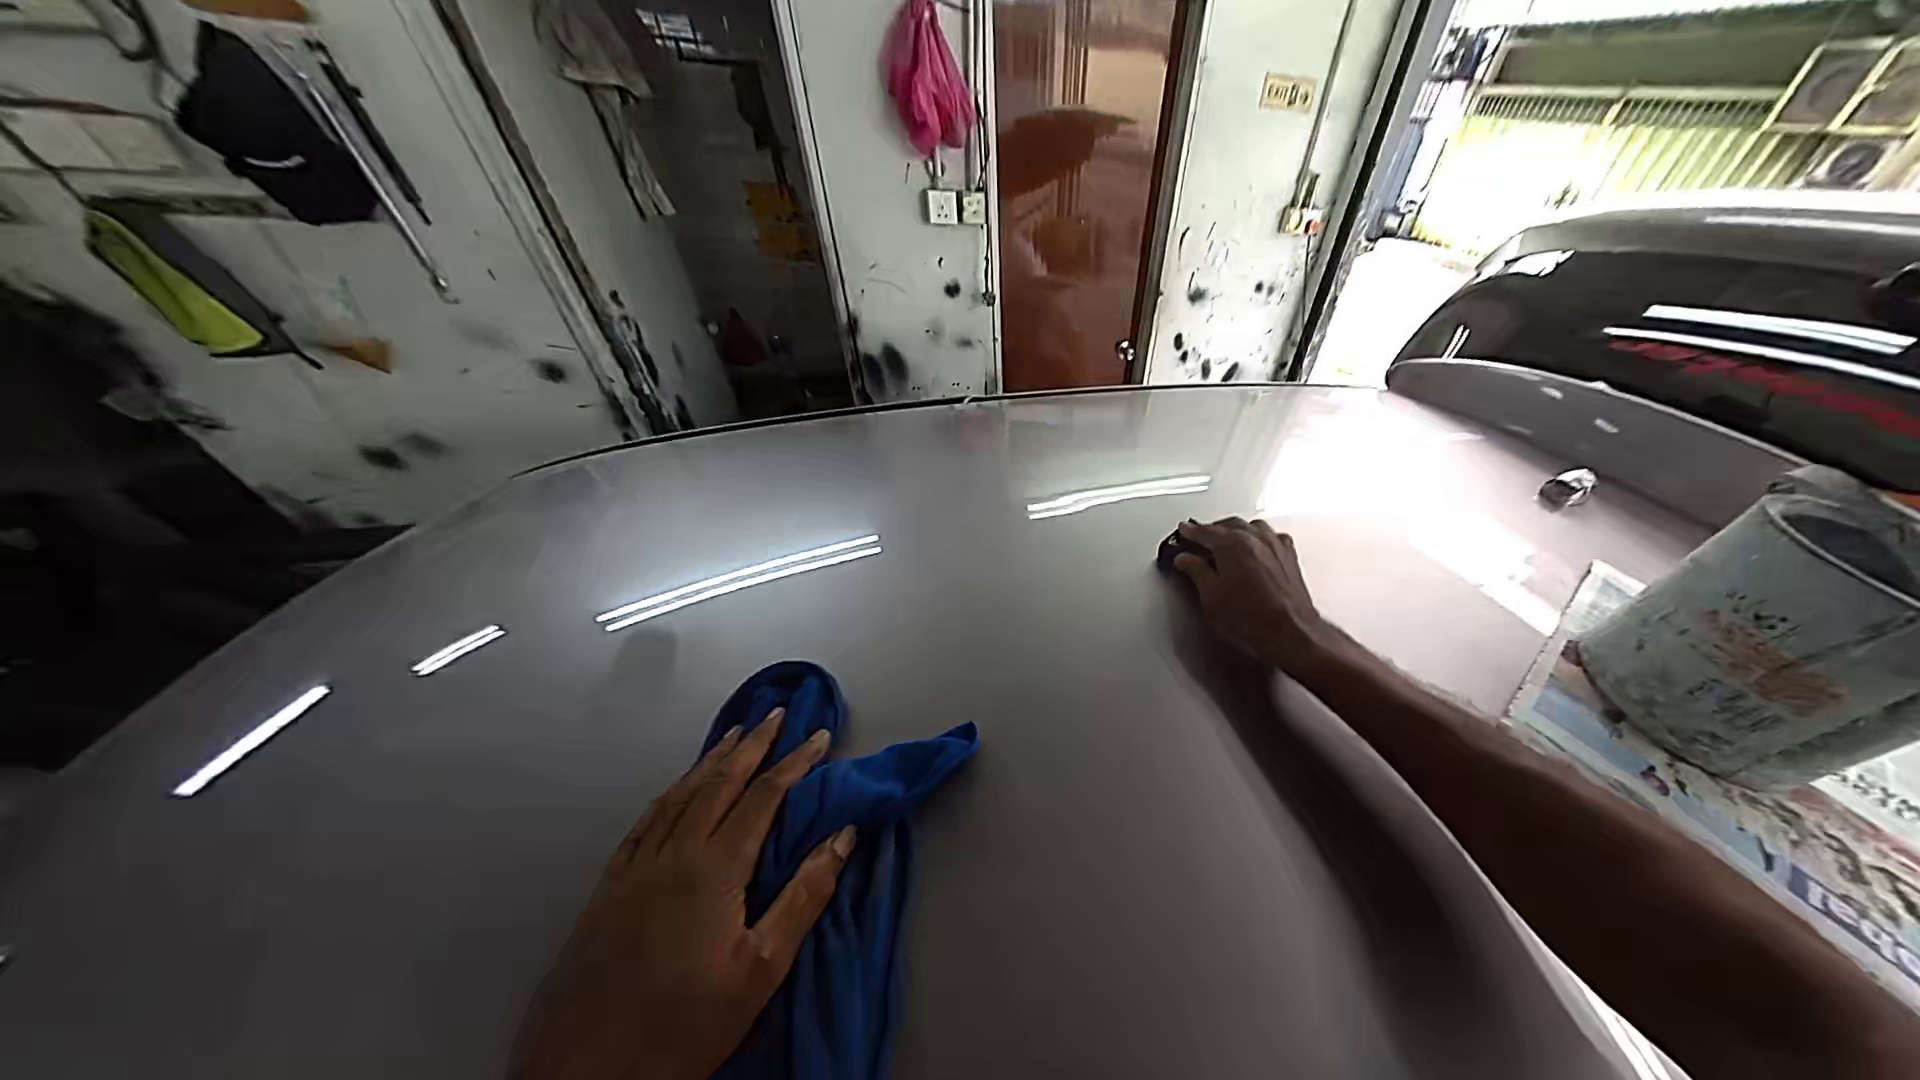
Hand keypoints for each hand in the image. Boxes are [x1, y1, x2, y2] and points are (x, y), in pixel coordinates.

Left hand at [510, 710, 855, 1079]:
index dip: (795, 762)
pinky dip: (670, 792)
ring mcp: (637, 866)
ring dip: (712, 759)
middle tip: (777, 714)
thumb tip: (843, 836)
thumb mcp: (762, 969)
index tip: (818, 737)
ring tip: (734, 734)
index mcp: (716, 868)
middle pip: (721, 782)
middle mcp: (675, 853)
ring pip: (681, 793)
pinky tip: (677, 787)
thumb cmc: (685, 1026)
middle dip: (754, 744)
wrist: (584, 1077)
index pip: (765, 796)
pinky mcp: (609, 886)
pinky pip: (646, 821)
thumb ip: (805, 895)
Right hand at [1172, 518, 1331, 669]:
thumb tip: (1186, 560)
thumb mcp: (1210, 596)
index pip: (1204, 531)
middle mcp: (1256, 539)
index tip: (1184, 531)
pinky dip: (1258, 538)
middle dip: (1212, 530)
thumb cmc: (1253, 619)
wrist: (1289, 634)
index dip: (1190, 532)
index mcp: (1232, 544)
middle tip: (1199, 539)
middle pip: (1229, 526)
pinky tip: (1254, 548)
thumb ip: (1196, 571)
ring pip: (1251, 527)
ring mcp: (1275, 547)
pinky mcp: (1289, 558)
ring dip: (1235, 531)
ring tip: (1224, 542)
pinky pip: (1271, 537)